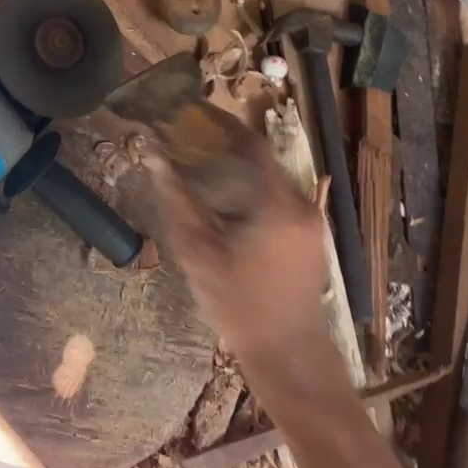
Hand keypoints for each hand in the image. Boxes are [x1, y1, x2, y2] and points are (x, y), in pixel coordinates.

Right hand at [144, 143, 347, 398]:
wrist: (289, 355)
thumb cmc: (240, 306)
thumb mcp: (199, 254)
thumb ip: (177, 201)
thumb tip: (154, 158)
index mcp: (277, 203)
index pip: (250, 143)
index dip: (221, 122)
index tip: (192, 111)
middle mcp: (302, 204)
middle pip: (262, 158)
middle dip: (225, 145)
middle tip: (189, 141)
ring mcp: (313, 221)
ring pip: (271, 178)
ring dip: (239, 168)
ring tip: (202, 167)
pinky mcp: (312, 237)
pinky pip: (280, 197)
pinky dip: (253, 188)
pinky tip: (227, 202)